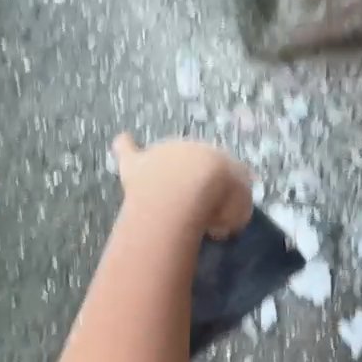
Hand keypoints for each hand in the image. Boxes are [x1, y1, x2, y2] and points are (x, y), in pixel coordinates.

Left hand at [111, 134, 253, 238]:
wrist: (187, 189)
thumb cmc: (220, 201)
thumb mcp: (239, 212)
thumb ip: (231, 211)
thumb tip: (219, 221)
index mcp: (221, 160)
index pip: (221, 176)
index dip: (219, 195)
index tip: (215, 211)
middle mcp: (193, 149)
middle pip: (192, 166)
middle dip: (191, 183)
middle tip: (190, 208)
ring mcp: (162, 153)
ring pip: (164, 161)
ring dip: (165, 177)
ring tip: (164, 202)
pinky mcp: (137, 163)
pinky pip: (129, 148)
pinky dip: (125, 145)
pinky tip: (123, 140)